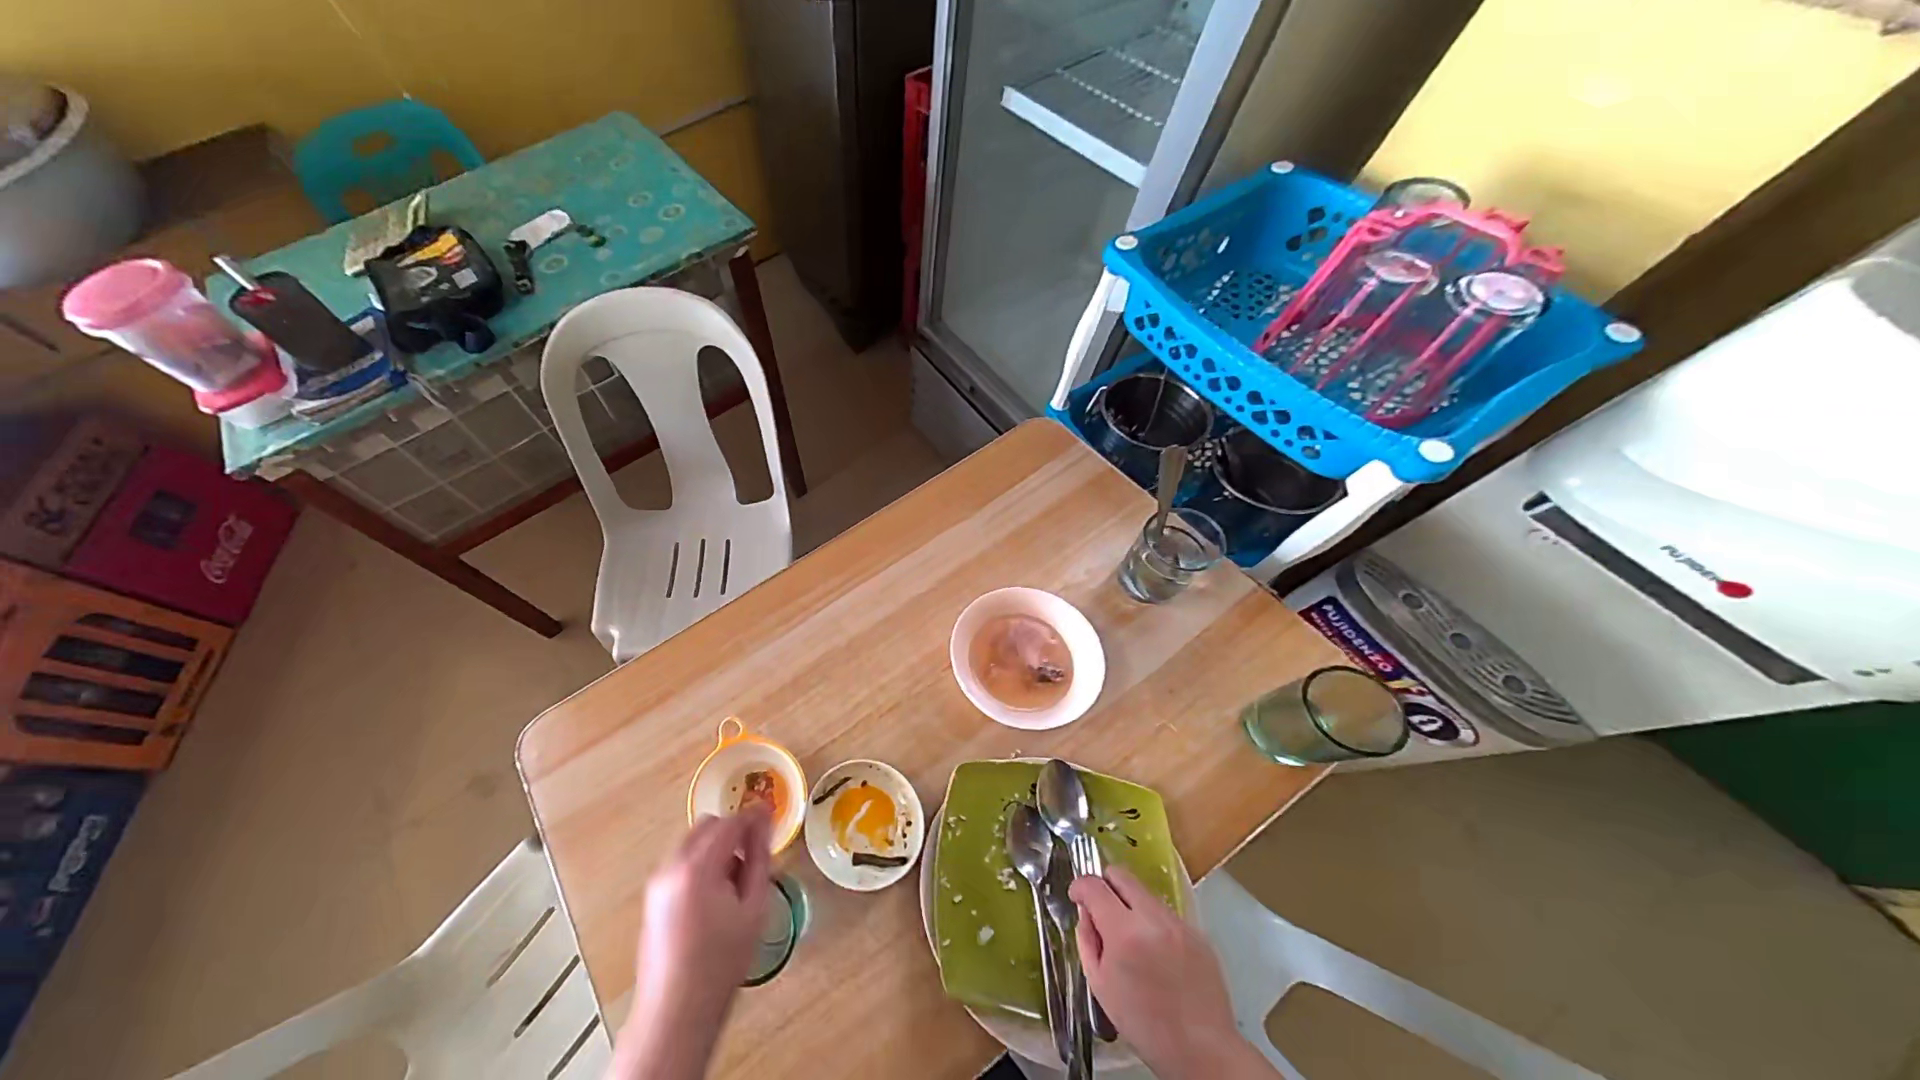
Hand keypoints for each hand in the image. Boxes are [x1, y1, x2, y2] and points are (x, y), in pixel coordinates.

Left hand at [609, 808, 771, 1079]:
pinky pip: (681, 861)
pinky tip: (717, 893)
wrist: (676, 1010)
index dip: (753, 816)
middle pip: (706, 825)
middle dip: (732, 830)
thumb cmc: (721, 961)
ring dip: (716, 846)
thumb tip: (764, 826)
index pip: (729, 823)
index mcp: (697, 868)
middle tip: (754, 851)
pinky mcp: (652, 897)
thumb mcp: (753, 907)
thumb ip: (759, 859)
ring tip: (736, 878)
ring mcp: (657, 882)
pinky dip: (701, 862)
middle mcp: (671, 868)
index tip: (771, 814)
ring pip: (692, 842)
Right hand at [1070, 866, 1275, 1079]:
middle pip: (1122, 875)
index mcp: (1124, 932)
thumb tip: (1087, 913)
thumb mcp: (1100, 986)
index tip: (1076, 897)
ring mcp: (1179, 922)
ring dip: (1131, 904)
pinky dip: (1153, 922)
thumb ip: (1087, 940)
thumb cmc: (1144, 1025)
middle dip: (1105, 885)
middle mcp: (1153, 918)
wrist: (1202, 1049)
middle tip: (1100, 909)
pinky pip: (1166, 914)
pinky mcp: (1197, 932)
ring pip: (1145, 893)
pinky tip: (1156, 954)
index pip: (1095, 886)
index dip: (1080, 886)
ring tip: (1131, 939)